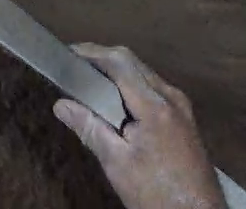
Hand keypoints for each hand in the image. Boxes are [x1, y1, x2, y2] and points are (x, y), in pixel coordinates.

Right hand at [54, 45, 224, 208]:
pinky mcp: (185, 119)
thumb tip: (60, 104)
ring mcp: (182, 107)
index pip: (119, 62)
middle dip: (102, 58)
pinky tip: (117, 101)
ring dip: (117, 71)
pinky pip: (153, 88)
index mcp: (155, 105)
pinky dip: (131, 85)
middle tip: (75, 66)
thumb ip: (89, 128)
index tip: (67, 53)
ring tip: (90, 80)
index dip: (92, 52)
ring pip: (144, 73)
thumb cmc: (156, 193)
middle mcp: (172, 97)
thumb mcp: (117, 164)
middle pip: (132, 63)